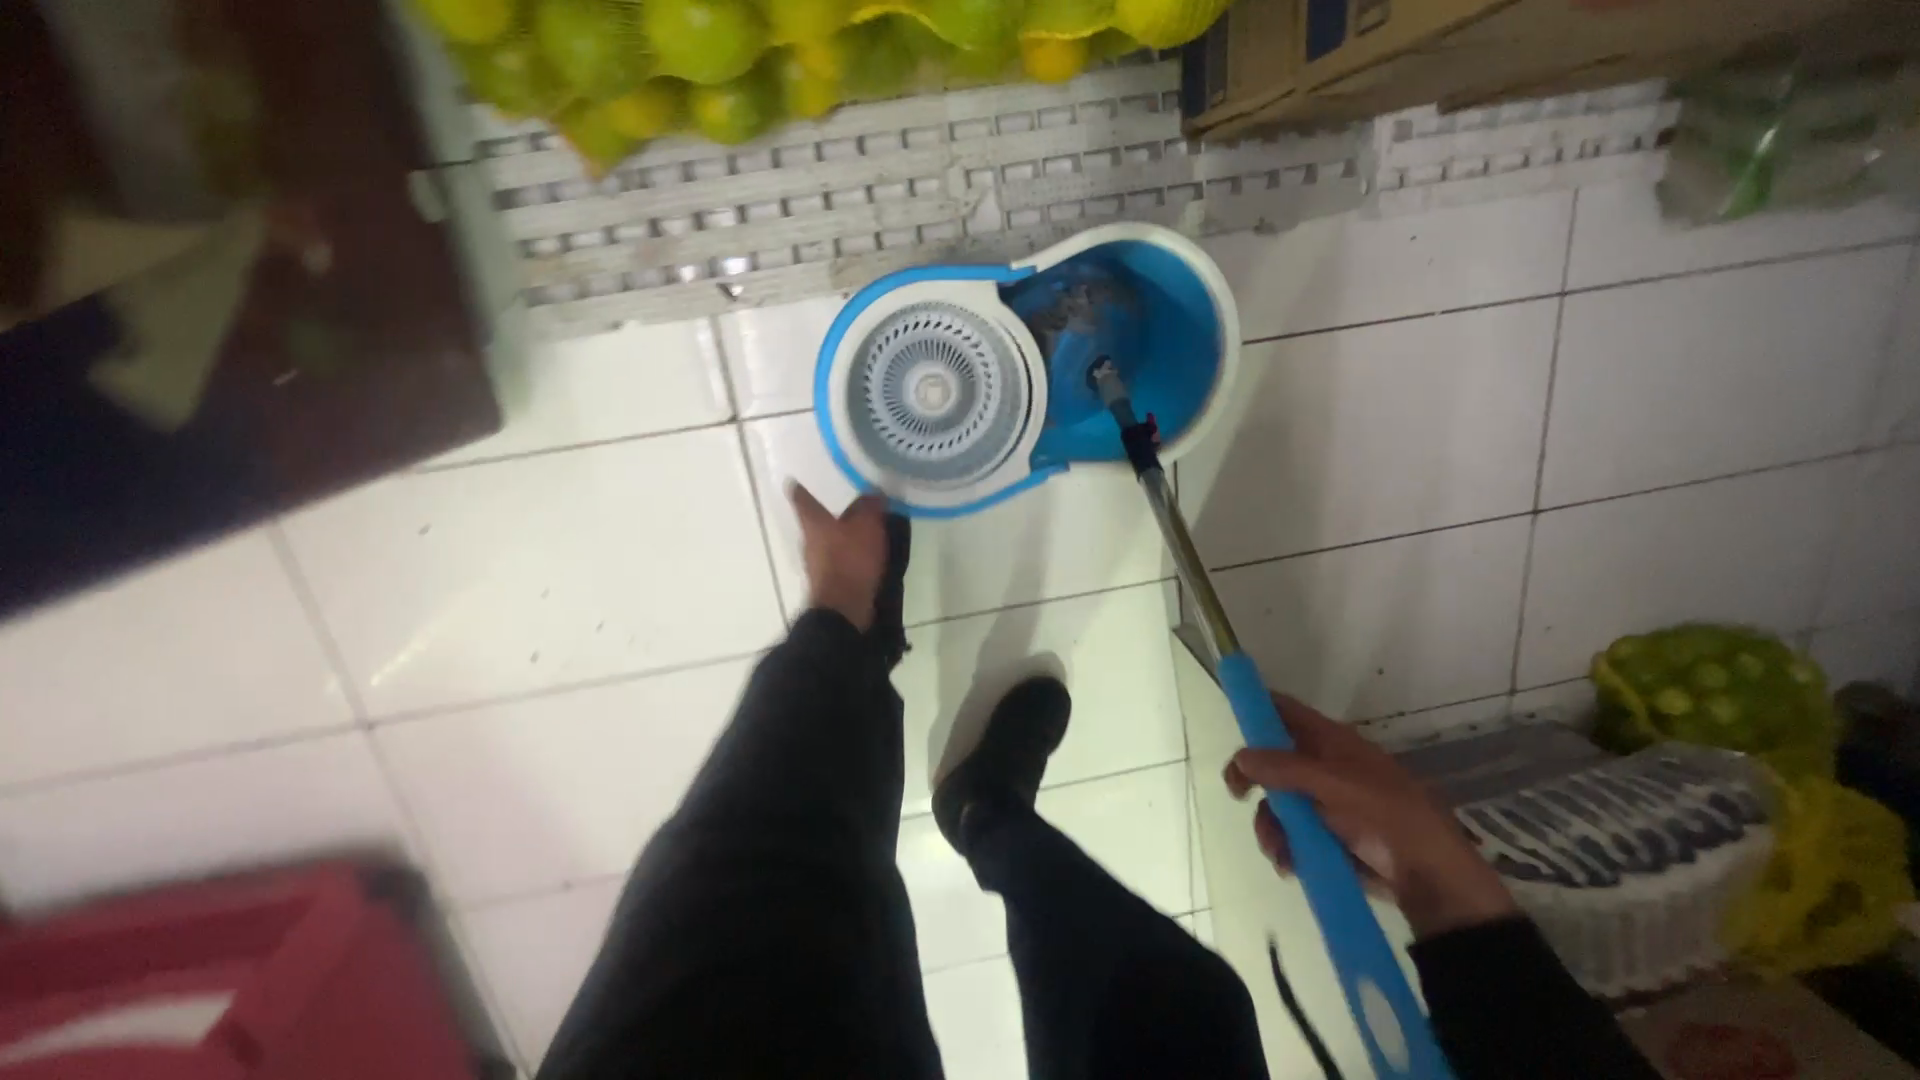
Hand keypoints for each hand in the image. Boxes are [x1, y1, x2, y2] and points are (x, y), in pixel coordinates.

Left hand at [791, 484, 888, 631]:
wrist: (843, 609)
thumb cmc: (851, 560)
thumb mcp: (867, 526)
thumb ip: (870, 506)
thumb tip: (873, 492)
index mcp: (812, 522)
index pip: (800, 497)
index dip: (800, 487)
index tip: (798, 478)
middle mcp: (808, 540)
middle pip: (814, 520)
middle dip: (827, 511)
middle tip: (845, 499)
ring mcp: (815, 563)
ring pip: (826, 540)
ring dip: (839, 534)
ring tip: (859, 526)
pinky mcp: (827, 581)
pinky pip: (837, 559)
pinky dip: (847, 554)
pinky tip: (863, 553)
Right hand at [1223, 693, 1517, 939]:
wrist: (1430, 877)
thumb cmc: (1388, 815)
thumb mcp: (1336, 786)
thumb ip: (1286, 769)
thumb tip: (1241, 756)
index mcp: (1332, 743)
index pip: (1286, 711)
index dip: (1258, 707)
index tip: (1230, 716)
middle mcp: (1323, 767)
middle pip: (1271, 760)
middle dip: (1252, 778)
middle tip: (1237, 793)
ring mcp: (1323, 804)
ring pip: (1276, 803)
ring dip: (1269, 826)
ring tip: (1279, 851)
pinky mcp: (1325, 838)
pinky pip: (1289, 835)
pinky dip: (1283, 848)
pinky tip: (1290, 864)